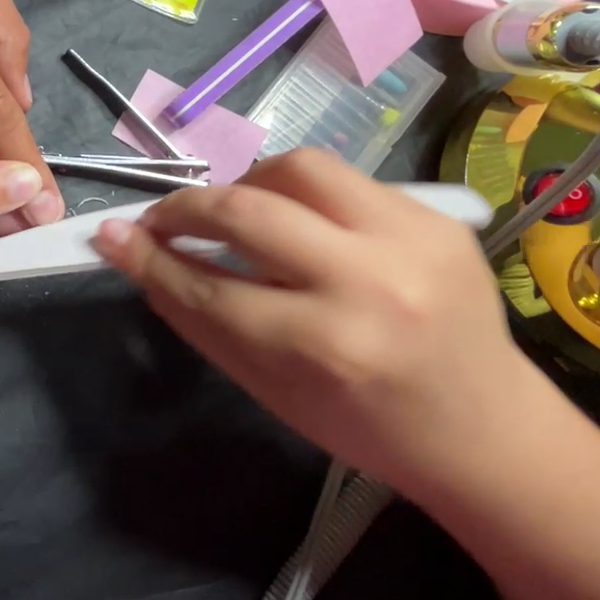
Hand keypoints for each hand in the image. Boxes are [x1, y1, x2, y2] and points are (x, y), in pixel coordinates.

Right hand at [91, 149, 551, 494]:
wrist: (486, 431)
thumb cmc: (364, 423)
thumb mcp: (268, 386)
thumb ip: (196, 314)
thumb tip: (130, 252)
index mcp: (327, 347)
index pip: (209, 286)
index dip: (150, 258)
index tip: (113, 235)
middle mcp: (373, 283)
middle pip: (249, 210)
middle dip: (188, 207)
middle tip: (165, 220)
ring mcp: (415, 239)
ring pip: (298, 167)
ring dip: (249, 184)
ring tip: (236, 214)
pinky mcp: (439, 216)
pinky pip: (343, 180)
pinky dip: (302, 195)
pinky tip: (302, 225)